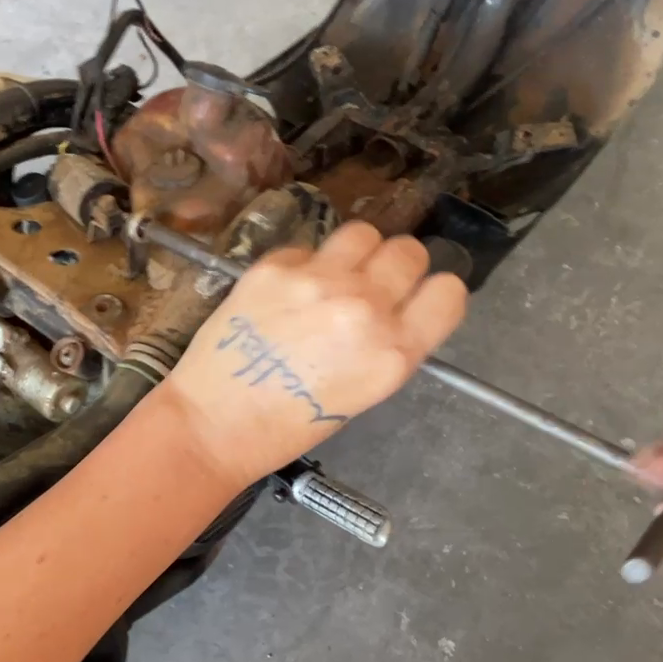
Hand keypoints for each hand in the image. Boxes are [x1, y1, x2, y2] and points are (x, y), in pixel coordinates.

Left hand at [158, 222, 466, 487]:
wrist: (214, 426)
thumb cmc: (287, 429)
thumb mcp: (360, 396)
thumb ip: (386, 347)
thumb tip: (393, 310)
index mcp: (394, 352)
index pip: (448, 292)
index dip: (433, 294)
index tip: (415, 300)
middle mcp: (365, 308)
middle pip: (409, 251)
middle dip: (395, 268)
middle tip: (369, 290)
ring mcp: (318, 281)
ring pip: (363, 233)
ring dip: (355, 253)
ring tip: (332, 280)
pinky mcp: (273, 266)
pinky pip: (308, 248)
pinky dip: (303, 265)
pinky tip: (284, 296)